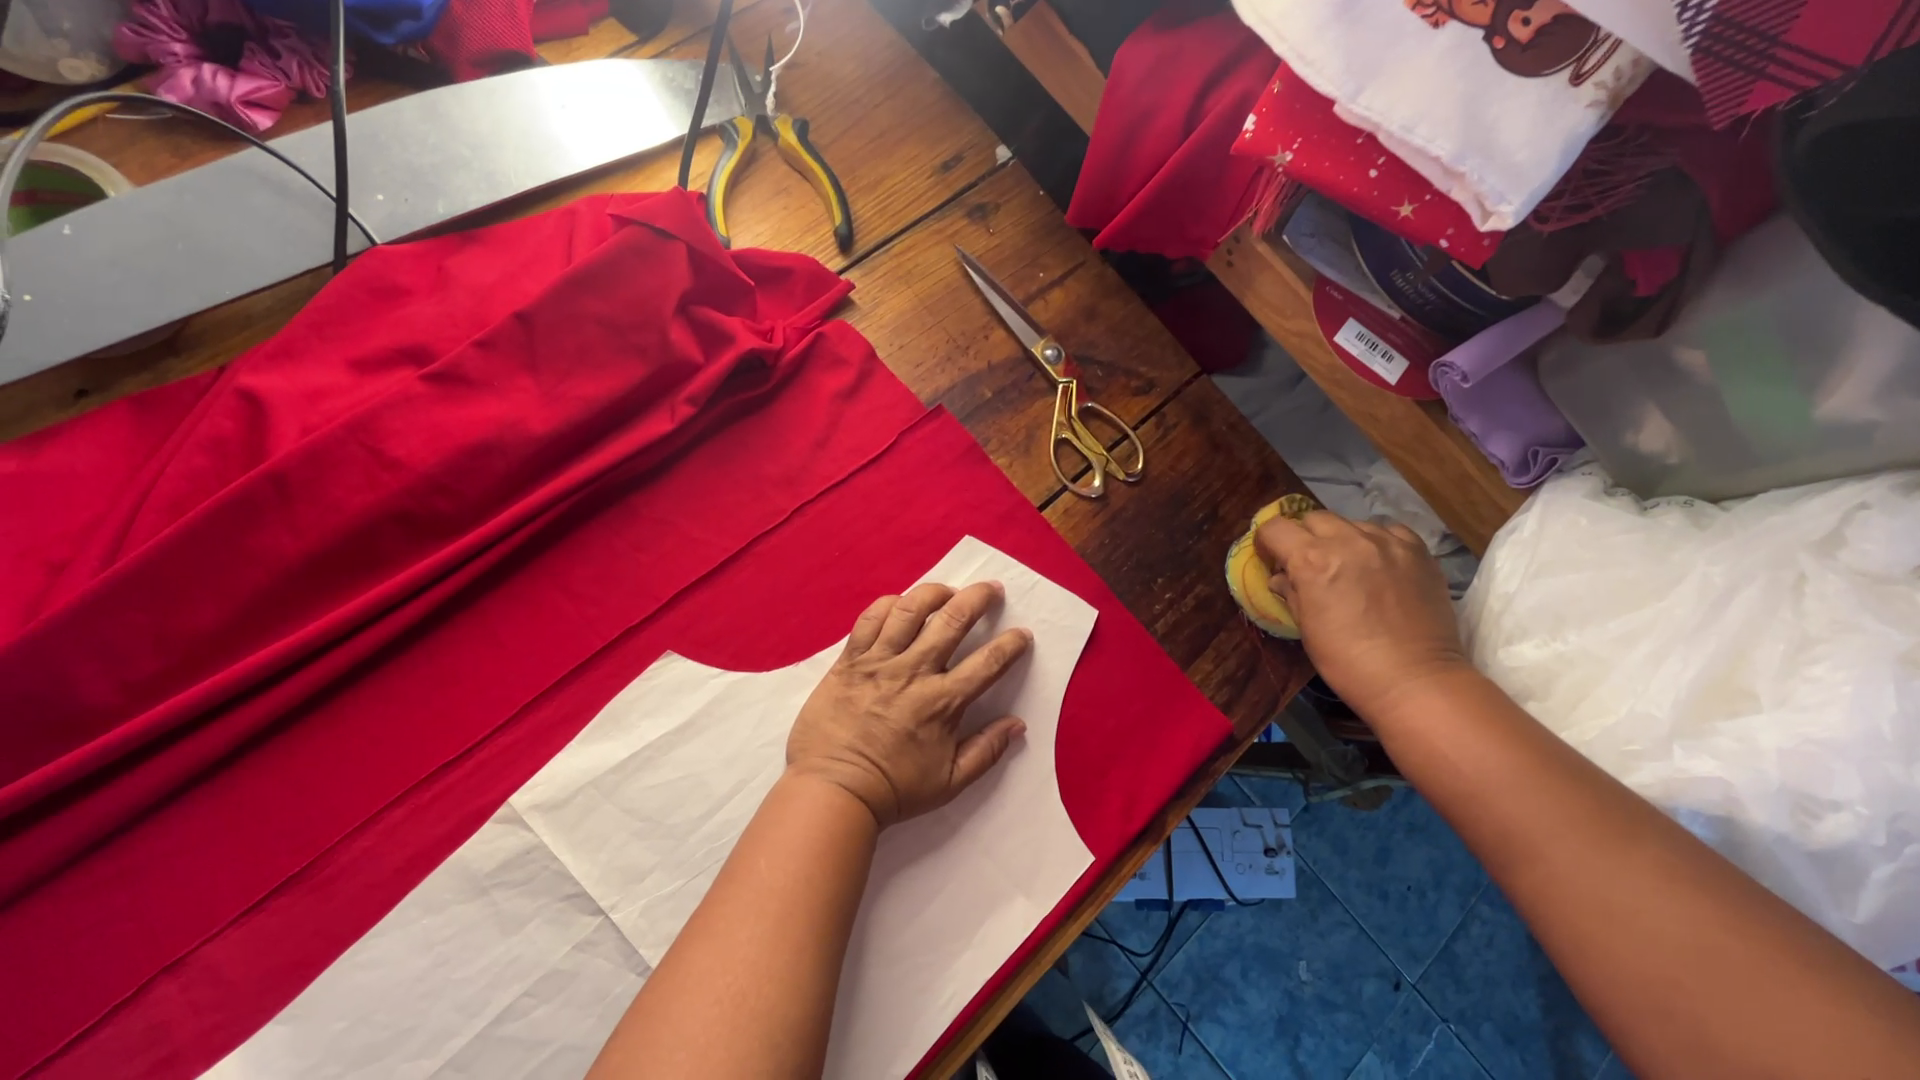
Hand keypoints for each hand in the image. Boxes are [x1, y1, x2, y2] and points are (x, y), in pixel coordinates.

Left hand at [787, 581, 1033, 827]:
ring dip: (935, 593)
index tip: (1023, 634)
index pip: (988, 663)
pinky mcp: (849, 660)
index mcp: (943, 702)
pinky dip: (888, 605)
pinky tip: (900, 604)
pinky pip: (869, 620)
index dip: (1011, 645)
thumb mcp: (950, 782)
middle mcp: (913, 672)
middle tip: (992, 589)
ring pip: (910, 610)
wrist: (833, 790)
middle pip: (953, 620)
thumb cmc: (893, 789)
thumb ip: (987, 750)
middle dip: (978, 599)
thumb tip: (1018, 725)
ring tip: (948, 591)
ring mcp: (878, 662)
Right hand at [1255, 511, 1470, 716]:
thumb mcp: (1306, 628)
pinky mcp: (1418, 550)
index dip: (1268, 543)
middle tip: (1310, 565)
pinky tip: (1381, 565)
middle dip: (1305, 538)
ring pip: (1352, 523)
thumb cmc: (1347, 661)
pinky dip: (1378, 543)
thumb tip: (1282, 578)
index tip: (1272, 559)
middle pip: (1313, 519)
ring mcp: (1387, 542)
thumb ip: (1291, 593)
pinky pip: (1389, 531)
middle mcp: (1347, 540)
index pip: (1275, 528)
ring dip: (1342, 540)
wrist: (1414, 679)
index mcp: (1312, 560)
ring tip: (1351, 567)